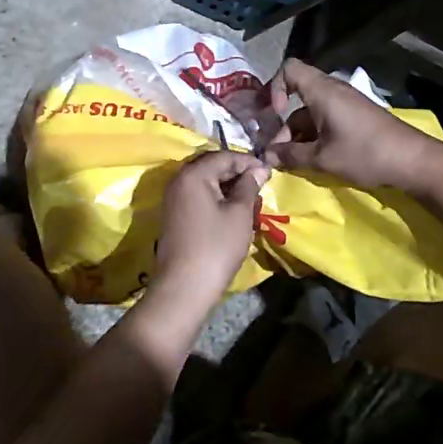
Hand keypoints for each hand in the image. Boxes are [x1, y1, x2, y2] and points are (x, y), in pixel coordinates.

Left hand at [150, 151, 267, 311]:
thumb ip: (249, 186)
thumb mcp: (239, 214)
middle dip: (237, 172)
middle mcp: (178, 180)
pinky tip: (232, 210)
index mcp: (193, 174)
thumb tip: (258, 169)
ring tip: (250, 198)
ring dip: (227, 186)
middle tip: (260, 183)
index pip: (224, 156)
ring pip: (205, 181)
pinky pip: (197, 195)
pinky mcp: (174, 214)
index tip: (269, 171)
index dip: (248, 161)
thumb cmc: (216, 246)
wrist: (183, 287)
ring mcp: (173, 198)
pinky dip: (216, 197)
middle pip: (212, 166)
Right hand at [262, 59, 442, 191]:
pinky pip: (325, 119)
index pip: (288, 69)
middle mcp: (331, 91)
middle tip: (276, 151)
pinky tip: (313, 159)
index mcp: (321, 91)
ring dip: (297, 134)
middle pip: (296, 96)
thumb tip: (266, 157)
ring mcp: (345, 103)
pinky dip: (314, 135)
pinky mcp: (355, 117)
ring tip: (292, 161)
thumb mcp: (323, 159)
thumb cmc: (365, 153)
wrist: (414, 161)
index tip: (276, 114)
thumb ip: (290, 155)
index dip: (275, 87)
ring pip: (310, 112)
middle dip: (282, 123)